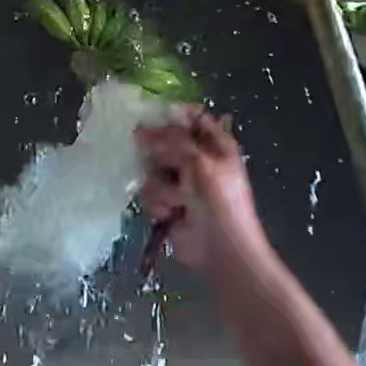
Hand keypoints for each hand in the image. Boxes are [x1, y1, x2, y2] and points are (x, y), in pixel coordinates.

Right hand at [136, 107, 270, 273]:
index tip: (152, 119)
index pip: (191, 118)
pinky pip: (149, 193)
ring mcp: (181, 182)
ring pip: (152, 169)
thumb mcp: (200, 163)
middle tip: (171, 169)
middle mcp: (197, 158)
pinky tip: (171, 215)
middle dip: (161, 157)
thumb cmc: (219, 201)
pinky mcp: (167, 204)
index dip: (172, 116)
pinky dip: (159, 204)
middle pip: (164, 142)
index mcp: (215, 143)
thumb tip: (144, 128)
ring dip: (162, 187)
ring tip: (179, 202)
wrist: (221, 249)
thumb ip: (173, 141)